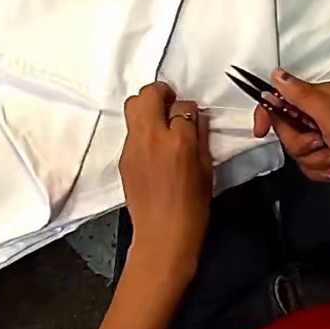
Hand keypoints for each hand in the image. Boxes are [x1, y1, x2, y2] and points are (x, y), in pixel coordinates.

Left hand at [119, 81, 211, 278]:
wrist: (163, 234)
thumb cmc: (193, 207)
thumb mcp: (206, 168)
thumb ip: (200, 137)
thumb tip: (195, 118)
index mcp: (179, 140)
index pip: (183, 105)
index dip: (189, 110)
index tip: (192, 118)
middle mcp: (152, 137)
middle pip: (148, 94)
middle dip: (161, 93)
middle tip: (170, 105)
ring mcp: (133, 147)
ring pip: (132, 106)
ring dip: (147, 108)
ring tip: (159, 123)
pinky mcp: (123, 158)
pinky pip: (130, 132)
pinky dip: (141, 131)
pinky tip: (152, 148)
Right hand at [252, 68, 329, 209]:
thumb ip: (301, 96)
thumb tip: (275, 73)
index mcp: (325, 96)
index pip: (284, 98)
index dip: (268, 112)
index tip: (260, 131)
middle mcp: (324, 115)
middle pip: (287, 127)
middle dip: (299, 141)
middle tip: (319, 143)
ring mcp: (328, 138)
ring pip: (297, 149)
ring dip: (313, 158)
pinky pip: (309, 165)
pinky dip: (320, 170)